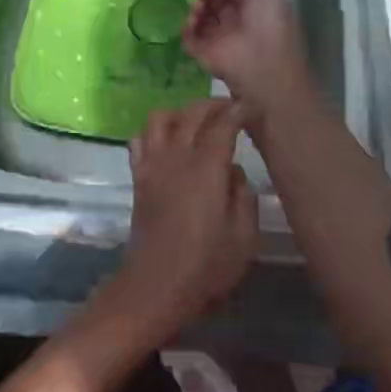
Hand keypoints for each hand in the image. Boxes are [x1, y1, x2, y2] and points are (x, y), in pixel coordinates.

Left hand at [112, 99, 258, 331]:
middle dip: (213, 105)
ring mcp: (152, 166)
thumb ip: (244, 195)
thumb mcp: (244, 236)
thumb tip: (233, 171)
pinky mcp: (138, 178)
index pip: (223, 124)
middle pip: (191, 113)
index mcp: (206, 168)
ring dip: (181, 112)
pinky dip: (154, 132)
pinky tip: (168, 143)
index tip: (252, 107)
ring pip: (160, 118)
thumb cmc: (206, 265)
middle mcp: (176, 157)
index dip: (239, 111)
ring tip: (197, 123)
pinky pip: (140, 139)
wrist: (156, 287)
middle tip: (231, 109)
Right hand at [182, 0, 310, 103]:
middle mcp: (235, 23)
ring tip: (199, 10)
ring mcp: (219, 40)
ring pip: (200, 19)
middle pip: (213, 3)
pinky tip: (192, 23)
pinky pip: (189, 38)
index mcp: (253, 9)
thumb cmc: (271, 27)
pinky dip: (187, 29)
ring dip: (196, 10)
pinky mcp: (205, 55)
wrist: (264, 66)